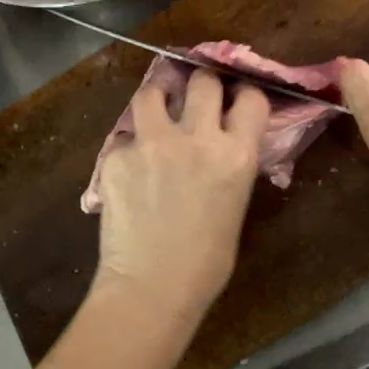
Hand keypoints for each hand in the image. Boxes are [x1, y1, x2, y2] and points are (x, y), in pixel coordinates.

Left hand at [93, 71, 268, 323]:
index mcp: (236, 155)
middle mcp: (196, 137)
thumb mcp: (234, 205)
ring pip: (152, 91)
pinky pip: (125, 136)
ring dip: (157, 98)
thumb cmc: (204, 263)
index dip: (243, 94)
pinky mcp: (117, 154)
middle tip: (194, 95)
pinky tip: (130, 172)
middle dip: (200, 83)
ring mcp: (152, 142)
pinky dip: (130, 147)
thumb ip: (228, 165)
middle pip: (203, 80)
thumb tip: (220, 146)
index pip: (250, 98)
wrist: (150, 287)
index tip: (235, 97)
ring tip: (155, 111)